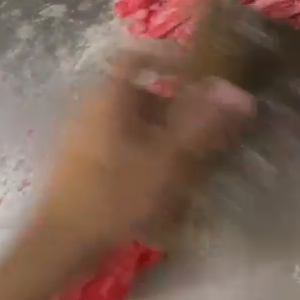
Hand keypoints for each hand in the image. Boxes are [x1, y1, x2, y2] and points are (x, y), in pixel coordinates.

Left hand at [31, 48, 253, 260]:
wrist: (61, 242)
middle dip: (172, 107)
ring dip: (159, 135)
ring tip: (185, 163)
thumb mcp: (166, 160)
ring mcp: (80, 137)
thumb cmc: (114, 196)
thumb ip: (203, 124)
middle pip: (137, 94)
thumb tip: (238, 94)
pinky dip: (142, 154)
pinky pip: (117, 146)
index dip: (169, 59)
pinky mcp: (78, 164)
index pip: (138, 57)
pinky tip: (158, 186)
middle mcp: (89, 108)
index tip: (198, 76)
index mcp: (107, 97)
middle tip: (200, 129)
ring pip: (129, 123)